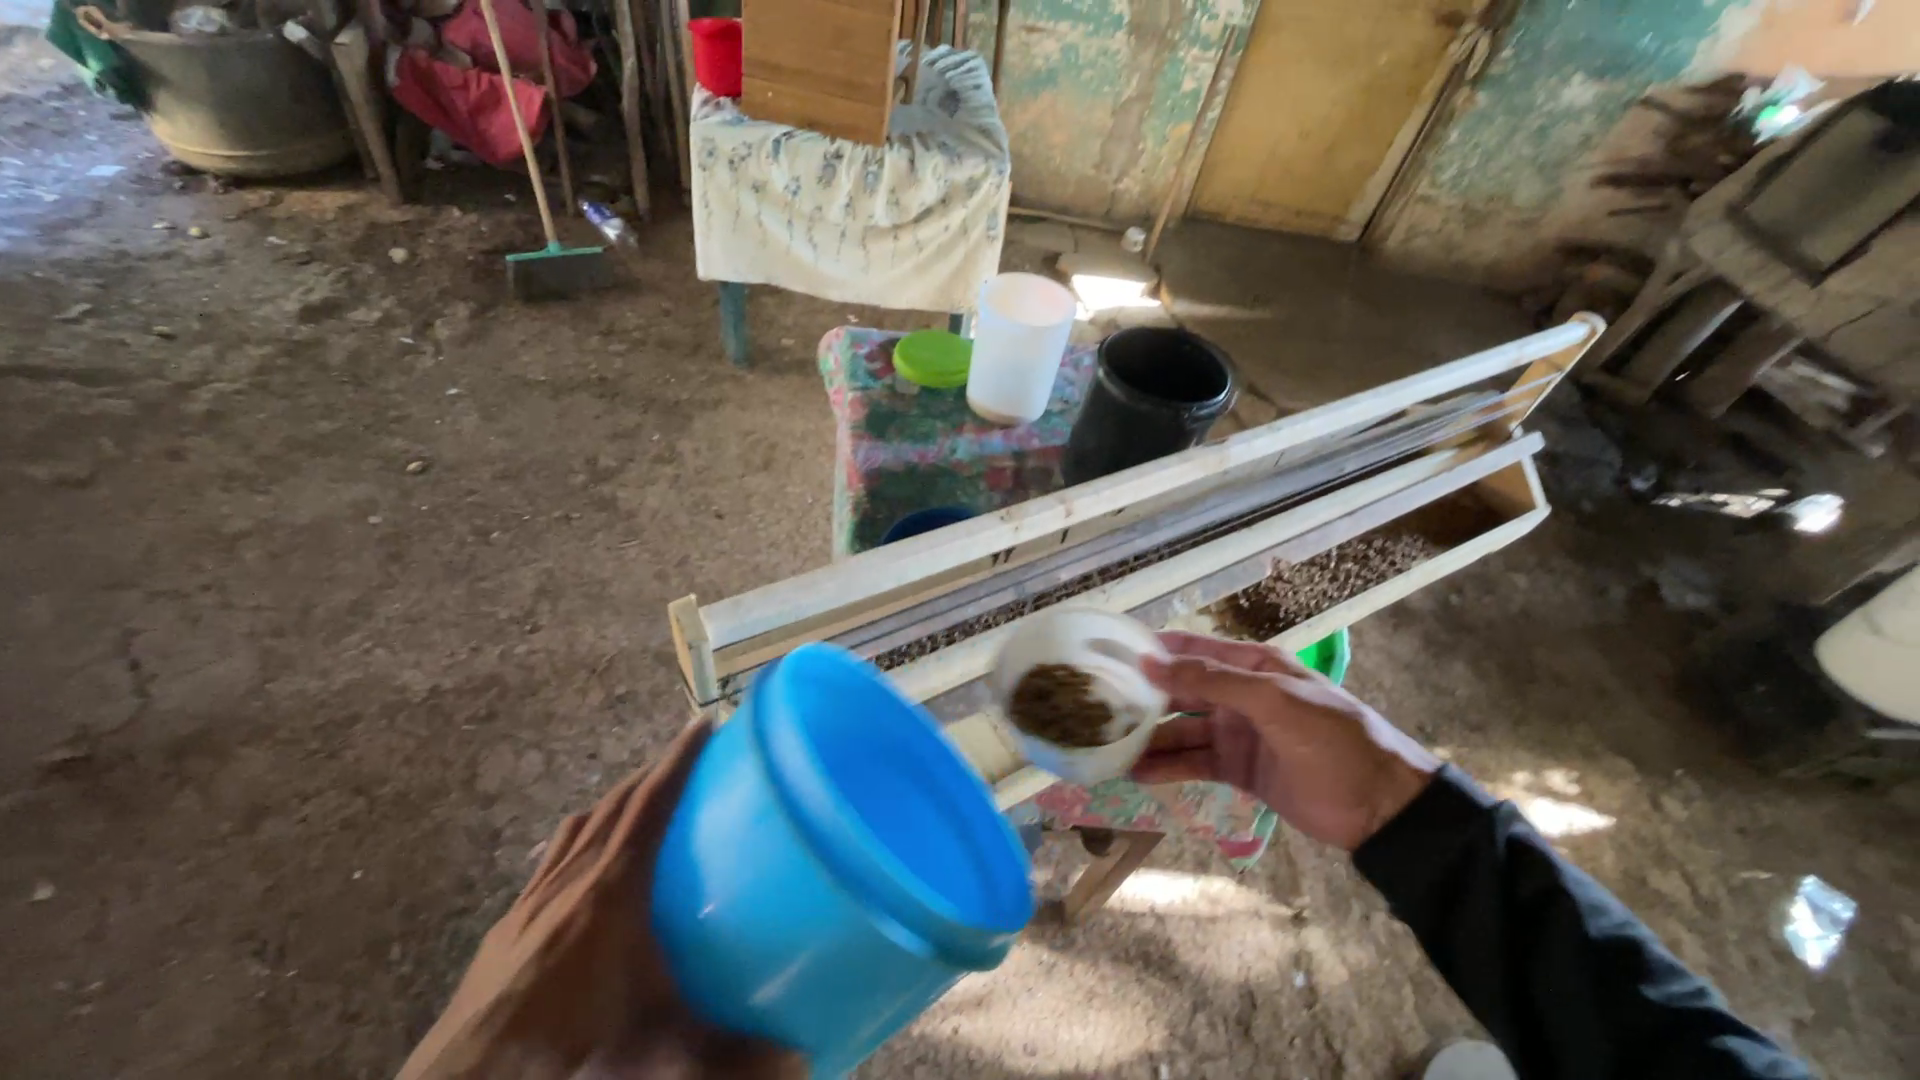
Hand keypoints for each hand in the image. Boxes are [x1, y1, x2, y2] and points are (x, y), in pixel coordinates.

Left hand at [398, 719, 803, 1079]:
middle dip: (653, 773)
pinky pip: (552, 856)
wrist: (472, 1071)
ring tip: (641, 802)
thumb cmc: (571, 1042)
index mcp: (615, 887)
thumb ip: (729, 1050)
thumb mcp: (657, 1045)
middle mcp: (574, 876)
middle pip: (617, 803)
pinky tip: (581, 861)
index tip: (702, 724)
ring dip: (615, 802)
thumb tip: (800, 1064)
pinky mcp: (510, 920)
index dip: (678, 759)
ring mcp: (535, 895)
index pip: (651, 803)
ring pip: (580, 824)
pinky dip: (578, 838)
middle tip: (686, 762)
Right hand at [1134, 631, 1439, 851]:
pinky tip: (1135, 772)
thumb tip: (1151, 663)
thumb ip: (1212, 681)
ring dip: (1148, 737)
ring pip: (1180, 730)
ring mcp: (1236, 733)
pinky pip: (1193, 763)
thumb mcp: (1274, 701)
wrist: (1381, 805)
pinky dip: (1166, 767)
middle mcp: (1237, 695)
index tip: (1108, 654)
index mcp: (1251, 666)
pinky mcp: (1237, 769)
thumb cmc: (1332, 738)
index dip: (1151, 650)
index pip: (1191, 649)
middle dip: (1142, 697)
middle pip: (1179, 691)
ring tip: (1107, 745)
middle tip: (1096, 704)